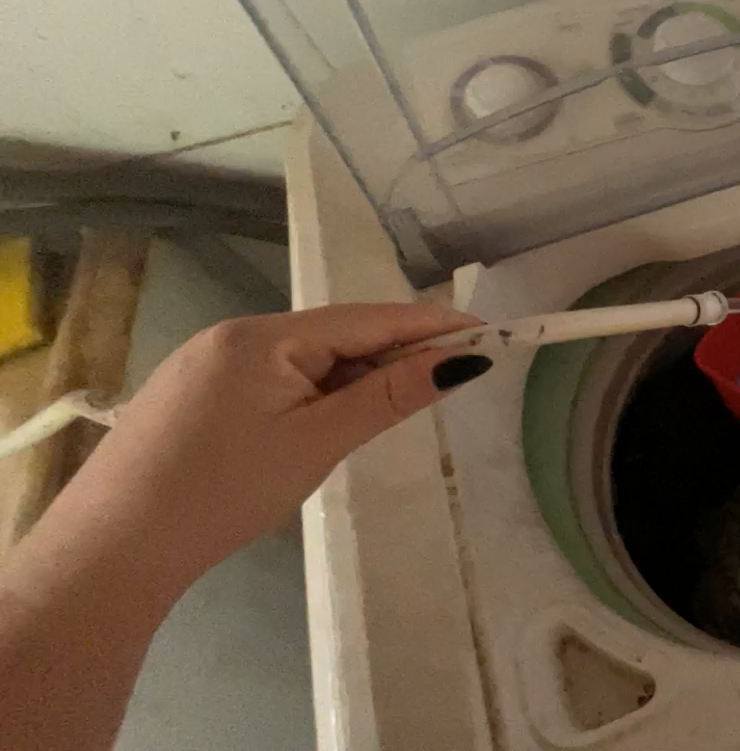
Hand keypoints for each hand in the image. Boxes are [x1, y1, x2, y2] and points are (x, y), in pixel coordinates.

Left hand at [58, 303, 485, 586]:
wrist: (101, 565)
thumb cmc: (220, 494)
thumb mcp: (321, 440)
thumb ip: (397, 393)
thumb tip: (469, 359)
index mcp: (262, 337)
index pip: (372, 319)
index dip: (436, 324)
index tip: (493, 334)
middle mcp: (237, 336)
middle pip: (346, 333)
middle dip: (402, 353)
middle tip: (457, 376)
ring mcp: (214, 364)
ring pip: (319, 357)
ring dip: (366, 376)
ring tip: (400, 405)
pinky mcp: (203, 394)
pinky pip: (289, 376)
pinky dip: (329, 390)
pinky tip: (340, 417)